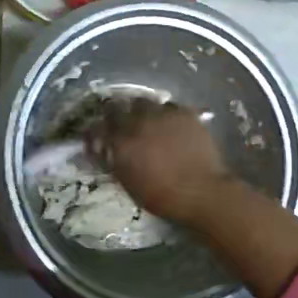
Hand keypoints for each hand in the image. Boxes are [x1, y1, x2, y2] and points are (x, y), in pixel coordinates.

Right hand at [94, 98, 237, 228]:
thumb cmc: (162, 196)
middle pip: (120, 106)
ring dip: (143, 110)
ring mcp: (162, 115)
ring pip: (146, 101)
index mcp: (121, 142)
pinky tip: (171, 124)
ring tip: (149, 119)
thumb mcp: (129, 183)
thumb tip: (105, 150)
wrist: (200, 191)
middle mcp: (138, 122)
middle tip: (122, 120)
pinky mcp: (185, 113)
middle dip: (118, 112)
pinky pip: (170, 107)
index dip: (96, 128)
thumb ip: (115, 162)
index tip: (98, 132)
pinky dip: (167, 114)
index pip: (99, 126)